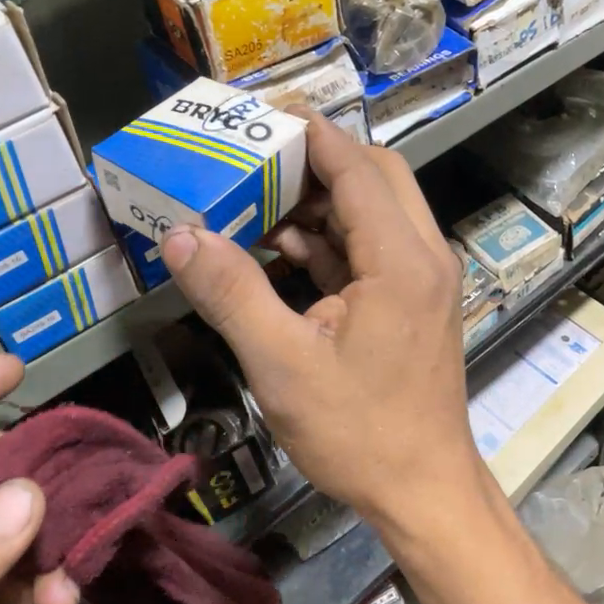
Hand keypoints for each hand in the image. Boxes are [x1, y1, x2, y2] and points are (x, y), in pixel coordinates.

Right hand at [158, 111, 486, 528]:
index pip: (357, 169)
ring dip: (323, 202)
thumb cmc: (358, 431)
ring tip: (258, 202)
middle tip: (259, 159)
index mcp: (400, 258)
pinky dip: (332, 239)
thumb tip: (178, 235)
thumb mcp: (282, 363)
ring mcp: (424, 277)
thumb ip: (231, 292)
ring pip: (377, 210)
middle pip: (377, 177)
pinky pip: (374, 247)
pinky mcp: (415, 299)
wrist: (424, 490)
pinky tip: (282, 249)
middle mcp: (423, 254)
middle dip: (319, 163)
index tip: (268, 114)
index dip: (313, 136)